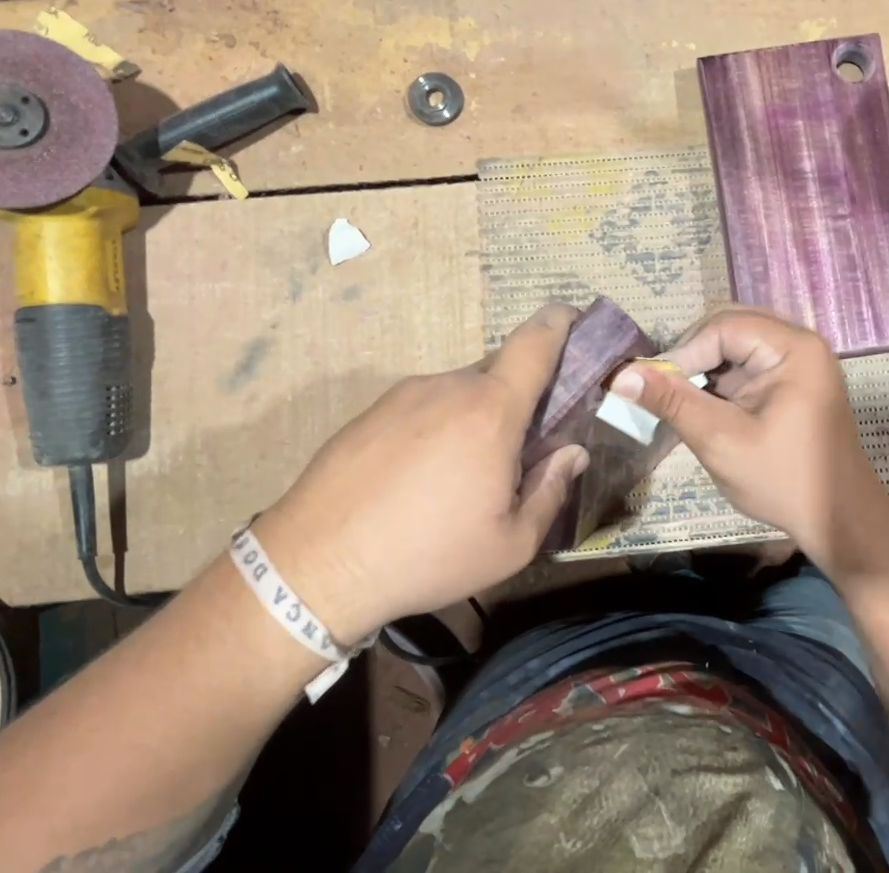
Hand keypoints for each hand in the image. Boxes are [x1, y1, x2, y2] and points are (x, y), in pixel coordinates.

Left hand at [255, 304, 589, 644]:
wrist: (313, 567)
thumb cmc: (427, 555)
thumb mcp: (511, 544)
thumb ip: (551, 490)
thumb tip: (571, 453)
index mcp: (492, 411)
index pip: (535, 342)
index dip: (561, 323)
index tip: (575, 320)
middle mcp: (448, 388)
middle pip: (499, 373)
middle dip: (520, 398)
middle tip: (520, 449)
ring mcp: (402, 396)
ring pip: (459, 392)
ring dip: (476, 417)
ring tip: (463, 475)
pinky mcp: (369, 414)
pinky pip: (422, 408)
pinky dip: (438, 429)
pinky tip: (421, 479)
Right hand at [608, 307, 888, 560]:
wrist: (839, 520)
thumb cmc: (784, 480)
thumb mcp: (721, 441)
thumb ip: (673, 402)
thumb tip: (621, 375)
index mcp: (793, 348)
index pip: (722, 327)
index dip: (683, 353)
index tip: (654, 388)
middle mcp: (800, 343)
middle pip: (731, 326)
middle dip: (694, 355)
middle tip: (665, 389)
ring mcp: (801, 362)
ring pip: (737, 345)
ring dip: (706, 368)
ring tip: (680, 400)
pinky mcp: (795, 382)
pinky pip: (750, 365)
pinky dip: (722, 381)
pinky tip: (704, 408)